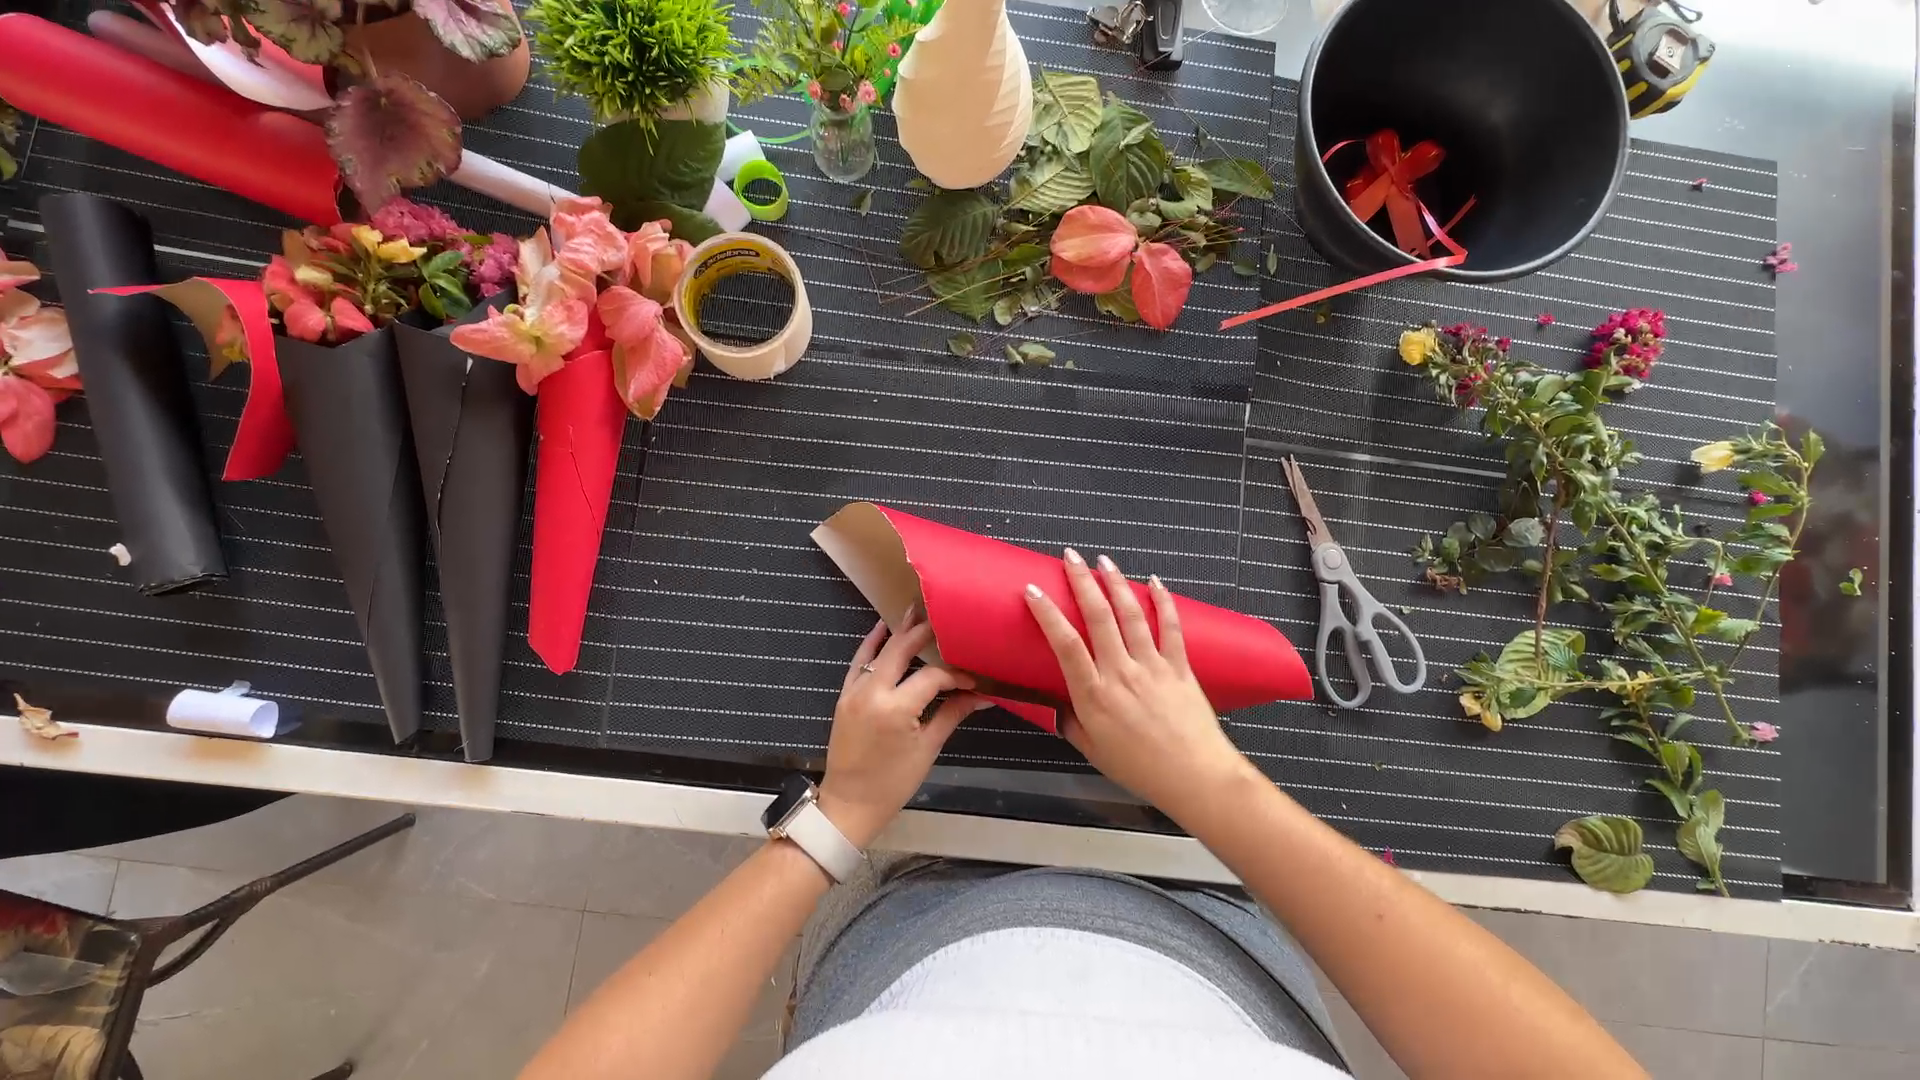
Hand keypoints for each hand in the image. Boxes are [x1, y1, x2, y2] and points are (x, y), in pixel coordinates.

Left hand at [818, 613, 989, 847]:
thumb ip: (952, 713)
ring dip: (898, 631)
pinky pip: (858, 662)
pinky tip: (882, 628)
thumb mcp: (927, 748)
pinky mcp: (844, 695)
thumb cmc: (893, 783)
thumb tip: (982, 696)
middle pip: (902, 650)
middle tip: (944, 619)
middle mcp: (873, 692)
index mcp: (896, 708)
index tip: (973, 681)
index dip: (956, 675)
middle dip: (924, 633)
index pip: (933, 677)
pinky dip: (871, 644)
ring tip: (915, 611)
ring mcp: (854, 691)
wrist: (849, 804)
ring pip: (879, 651)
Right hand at [1023, 550, 1257, 824]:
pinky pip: (1171, 628)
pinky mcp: (1180, 668)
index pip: (1065, 644)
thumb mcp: (1092, 750)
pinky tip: (1155, 582)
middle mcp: (1121, 673)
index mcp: (1094, 695)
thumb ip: (1071, 722)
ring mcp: (1153, 667)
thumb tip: (1058, 702)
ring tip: (1103, 560)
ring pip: (1132, 615)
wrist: (1195, 777)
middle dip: (1082, 581)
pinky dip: (1163, 602)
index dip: (1047, 614)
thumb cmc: (1139, 769)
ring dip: (1116, 583)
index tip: (1032, 590)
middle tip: (1070, 556)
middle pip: (1099, 617)